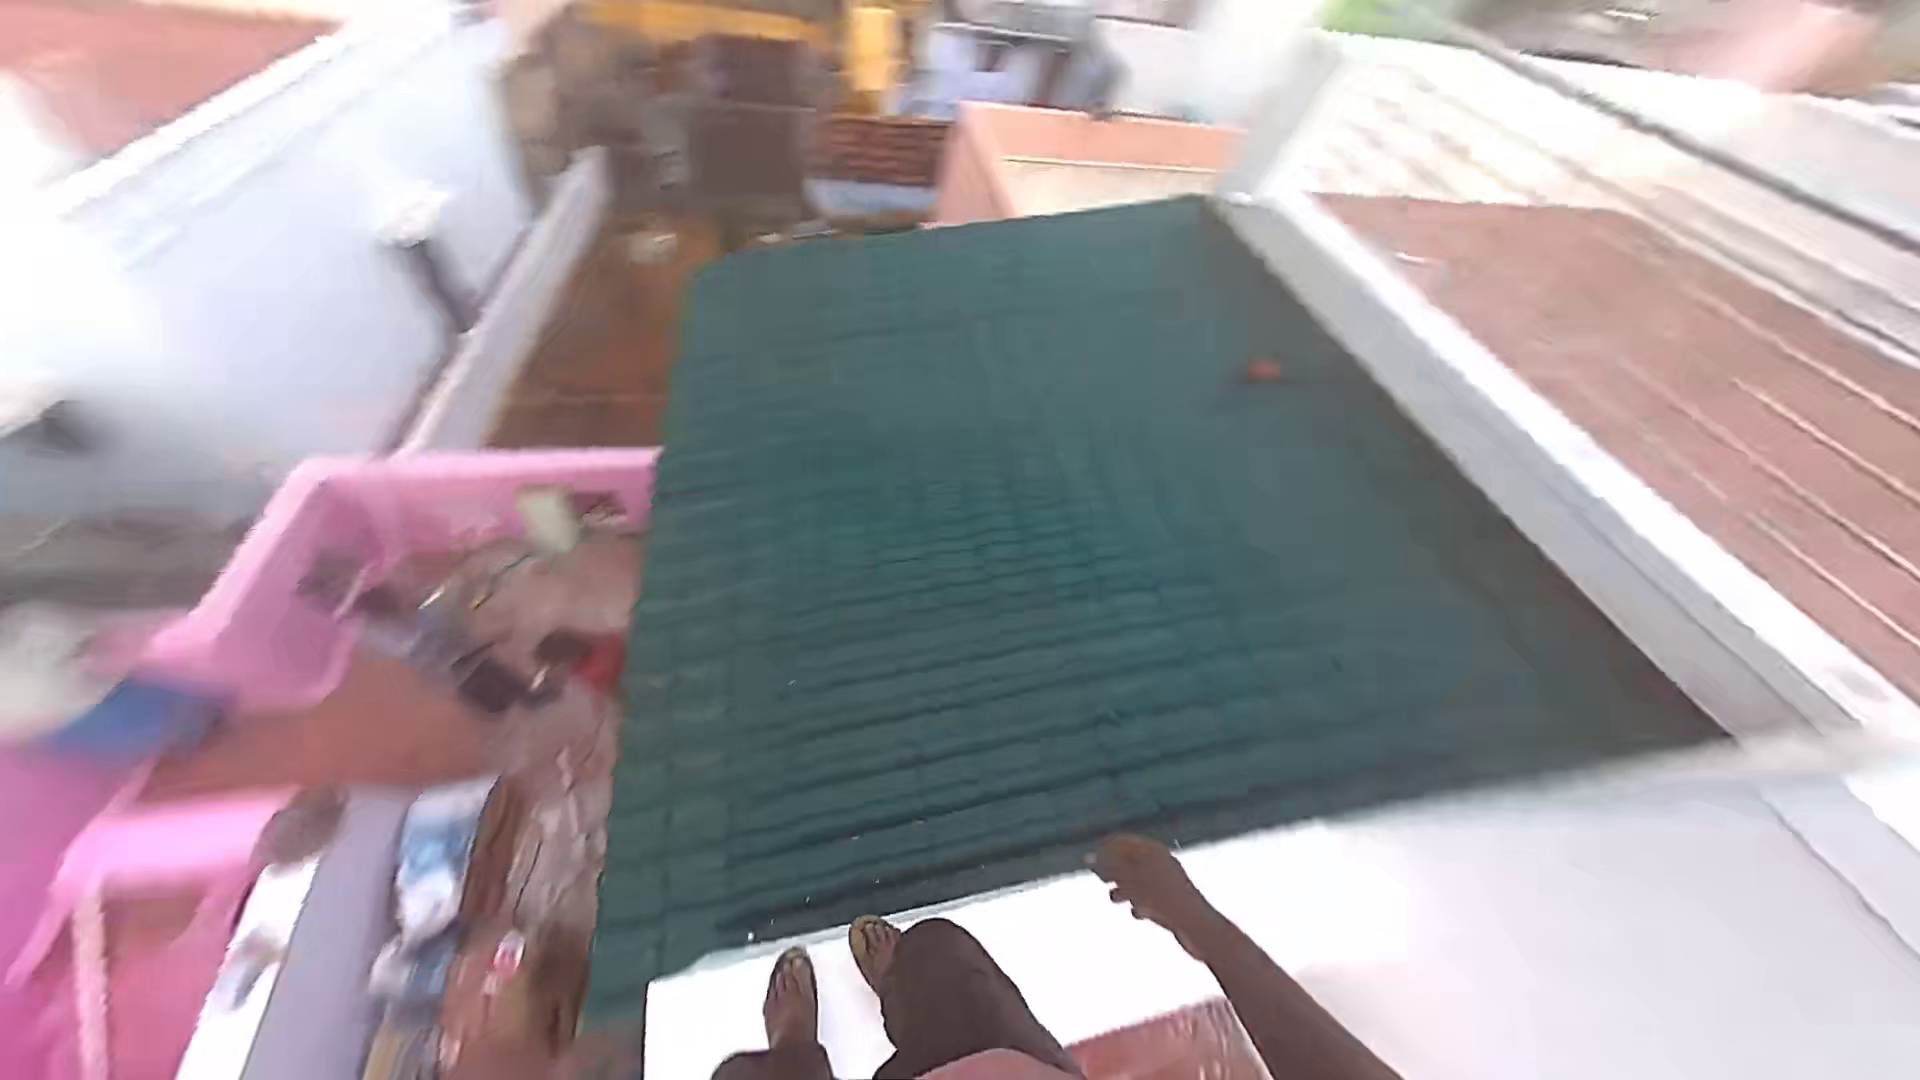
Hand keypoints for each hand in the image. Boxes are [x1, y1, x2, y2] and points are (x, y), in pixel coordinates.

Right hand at [1089, 834, 1221, 959]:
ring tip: (1115, 899)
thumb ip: (1109, 867)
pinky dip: (1139, 902)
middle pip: (1129, 860)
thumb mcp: (1132, 881)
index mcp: (1153, 851)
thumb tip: (1088, 857)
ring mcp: (1168, 884)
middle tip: (1100, 878)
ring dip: (1124, 888)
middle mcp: (1161, 863)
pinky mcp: (1173, 903)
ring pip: (1138, 881)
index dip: (1104, 849)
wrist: (1200, 930)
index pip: (1122, 841)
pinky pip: (1150, 898)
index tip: (1089, 862)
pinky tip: (1136, 913)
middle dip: (1113, 870)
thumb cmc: (1164, 900)